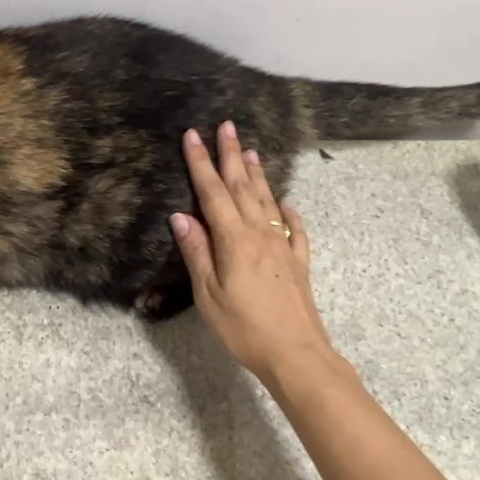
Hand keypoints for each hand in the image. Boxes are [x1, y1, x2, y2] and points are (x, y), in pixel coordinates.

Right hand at [170, 121, 336, 382]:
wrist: (296, 354)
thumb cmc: (244, 328)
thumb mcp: (208, 295)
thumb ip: (197, 253)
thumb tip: (181, 216)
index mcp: (234, 240)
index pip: (212, 193)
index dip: (201, 163)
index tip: (192, 135)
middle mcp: (260, 234)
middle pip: (242, 187)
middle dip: (232, 155)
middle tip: (227, 126)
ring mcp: (283, 246)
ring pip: (268, 201)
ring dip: (257, 175)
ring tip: (251, 151)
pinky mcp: (298, 263)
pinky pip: (294, 229)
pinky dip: (289, 212)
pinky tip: (287, 203)